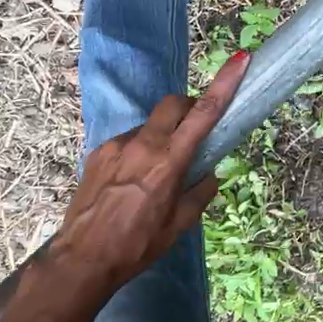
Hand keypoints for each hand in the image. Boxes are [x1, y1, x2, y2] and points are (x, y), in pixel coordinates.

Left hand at [0, 52, 249, 321]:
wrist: (81, 262)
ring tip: (157, 169)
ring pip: (150, 124)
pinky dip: (139, 149)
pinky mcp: (97, 153)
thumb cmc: (137, 246)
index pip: (204, 112)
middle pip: (174, 104)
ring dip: (162, 134)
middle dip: (189, 108)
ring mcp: (116, 146)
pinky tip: (132, 180)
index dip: (225, 82)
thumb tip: (209, 174)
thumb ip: (200, 193)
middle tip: (195, 130)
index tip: (241, 59)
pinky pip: (128, 140)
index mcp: (168, 161)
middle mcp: (142, 145)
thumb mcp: (180, 225)